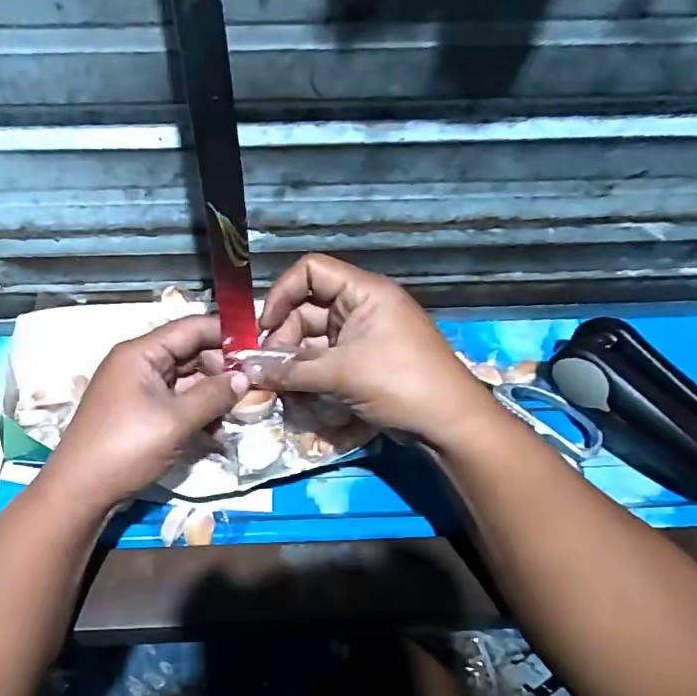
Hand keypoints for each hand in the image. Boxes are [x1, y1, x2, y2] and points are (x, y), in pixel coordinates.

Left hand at [37, 315, 248, 505]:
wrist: (80, 489)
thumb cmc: (126, 447)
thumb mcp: (175, 421)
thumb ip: (212, 395)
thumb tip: (244, 378)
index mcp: (140, 353)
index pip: (191, 327)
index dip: (227, 333)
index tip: (260, 347)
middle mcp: (137, 364)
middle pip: (190, 354)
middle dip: (222, 370)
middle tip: (255, 388)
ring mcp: (135, 390)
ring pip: (184, 382)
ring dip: (211, 396)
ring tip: (238, 415)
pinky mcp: (137, 414)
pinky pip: (173, 404)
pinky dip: (195, 414)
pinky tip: (216, 433)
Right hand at [254, 253, 506, 449]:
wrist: (448, 423)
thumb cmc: (400, 383)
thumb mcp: (339, 374)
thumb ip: (289, 371)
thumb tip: (248, 371)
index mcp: (363, 293)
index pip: (310, 272)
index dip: (282, 294)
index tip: (265, 328)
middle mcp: (361, 308)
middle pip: (305, 310)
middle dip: (283, 339)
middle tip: (267, 370)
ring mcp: (362, 336)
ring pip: (311, 339)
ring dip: (292, 361)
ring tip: (277, 386)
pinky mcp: (362, 361)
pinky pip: (323, 359)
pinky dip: (307, 374)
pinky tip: (294, 393)